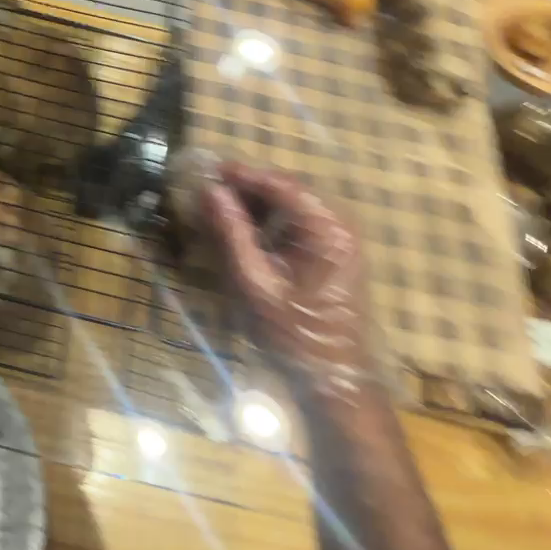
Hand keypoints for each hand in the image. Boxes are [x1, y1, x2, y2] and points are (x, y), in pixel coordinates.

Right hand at [202, 163, 366, 380]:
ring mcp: (341, 240)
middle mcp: (340, 226)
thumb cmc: (294, 333)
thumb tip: (210, 192)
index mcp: (327, 230)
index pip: (282, 185)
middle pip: (290, 190)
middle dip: (248, 187)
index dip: (244, 174)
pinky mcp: (334, 255)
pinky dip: (271, 221)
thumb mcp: (254, 283)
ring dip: (257, 203)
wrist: (334, 379)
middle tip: (209, 188)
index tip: (209, 170)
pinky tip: (244, 230)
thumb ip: (233, 233)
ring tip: (220, 207)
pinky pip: (300, 224)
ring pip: (293, 206)